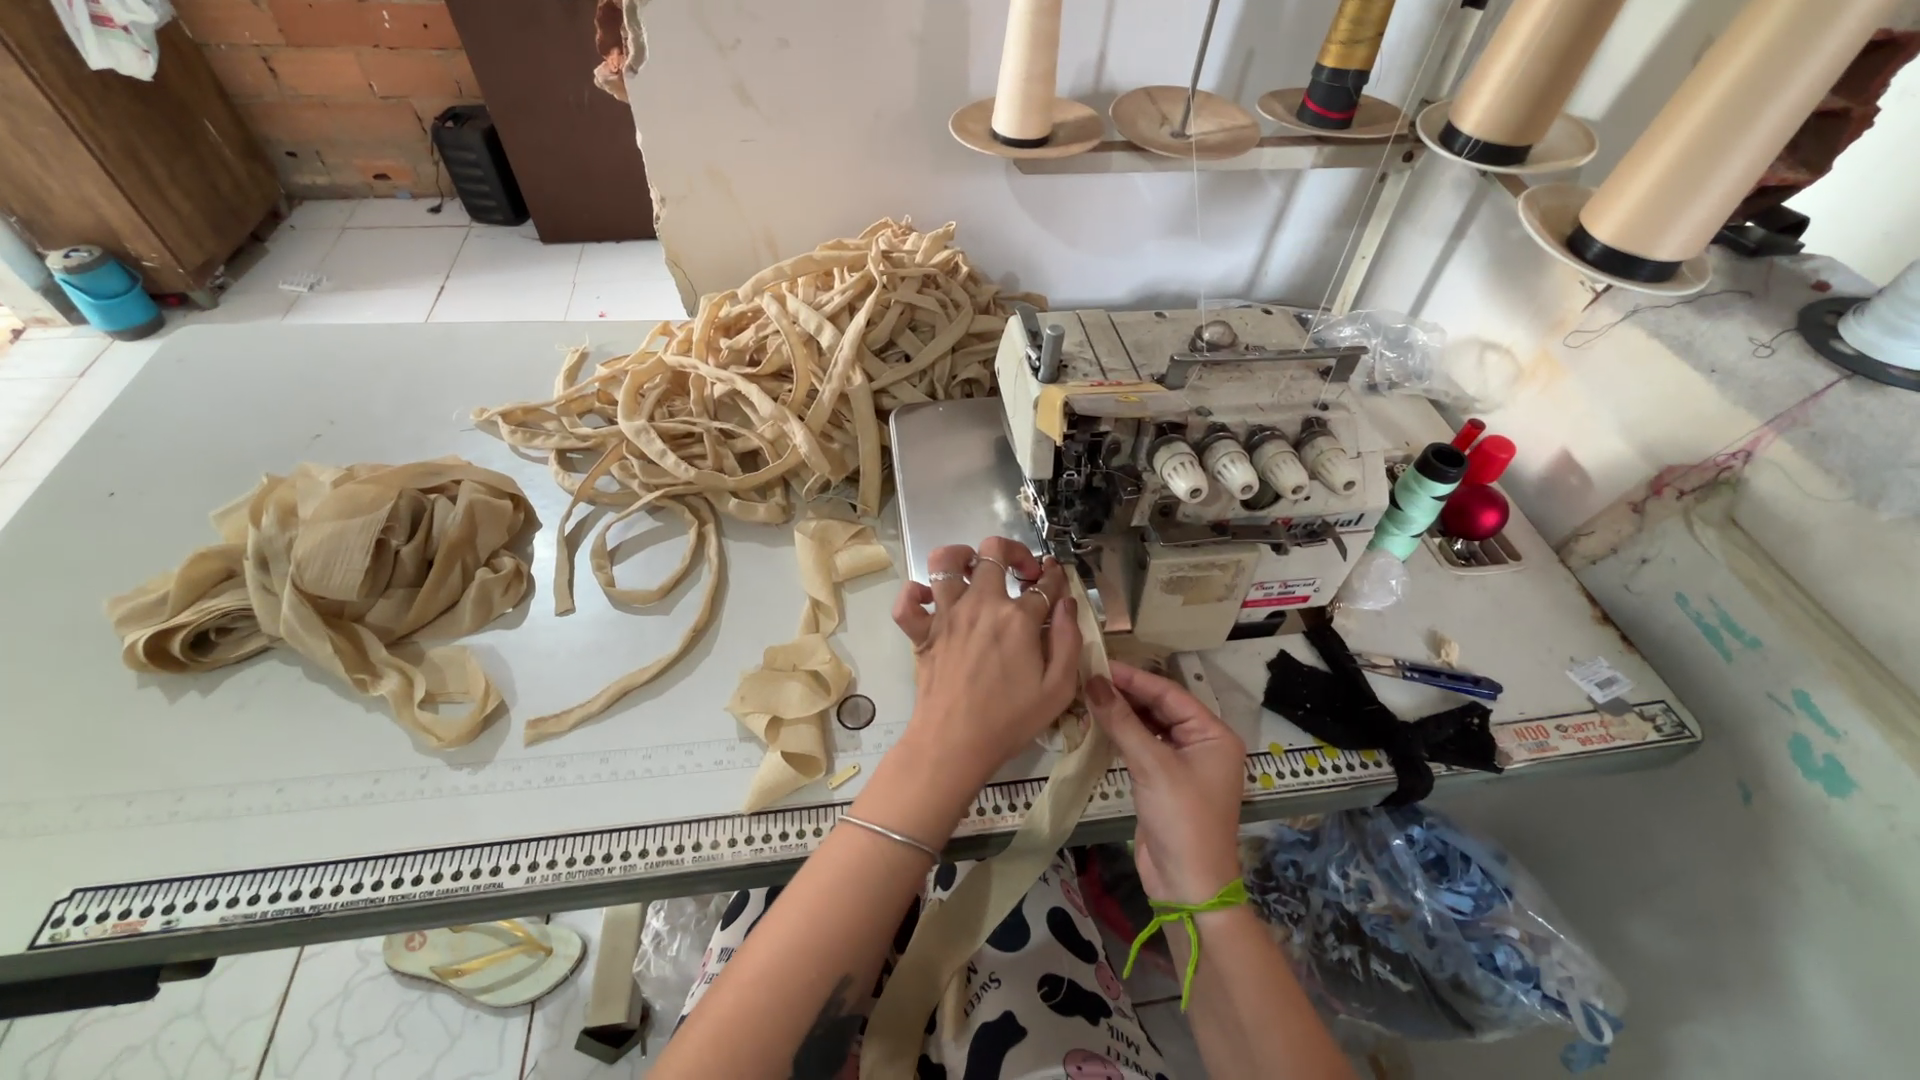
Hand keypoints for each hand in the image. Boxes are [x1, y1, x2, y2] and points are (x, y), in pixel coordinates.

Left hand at [889, 537, 1080, 789]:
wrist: (954, 744)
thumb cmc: (1010, 721)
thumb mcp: (1058, 689)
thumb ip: (1068, 641)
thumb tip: (1066, 604)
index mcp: (1018, 618)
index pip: (1044, 583)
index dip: (1055, 576)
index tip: (1056, 579)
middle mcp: (981, 605)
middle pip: (994, 552)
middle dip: (1013, 552)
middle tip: (1022, 573)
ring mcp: (947, 616)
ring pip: (944, 561)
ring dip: (961, 556)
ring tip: (974, 570)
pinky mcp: (922, 632)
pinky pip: (907, 601)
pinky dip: (915, 594)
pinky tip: (931, 601)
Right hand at [1089, 662, 1246, 903]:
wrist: (1188, 883)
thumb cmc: (1181, 818)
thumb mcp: (1151, 765)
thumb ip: (1122, 722)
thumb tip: (1094, 683)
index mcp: (1213, 735)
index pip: (1170, 694)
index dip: (1134, 679)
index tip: (1099, 664)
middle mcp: (1202, 744)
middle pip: (1160, 708)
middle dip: (1126, 695)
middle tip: (1088, 678)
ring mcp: (1183, 765)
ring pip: (1150, 728)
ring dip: (1121, 715)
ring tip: (1087, 697)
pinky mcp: (1164, 782)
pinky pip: (1143, 748)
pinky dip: (1122, 737)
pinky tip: (1098, 726)